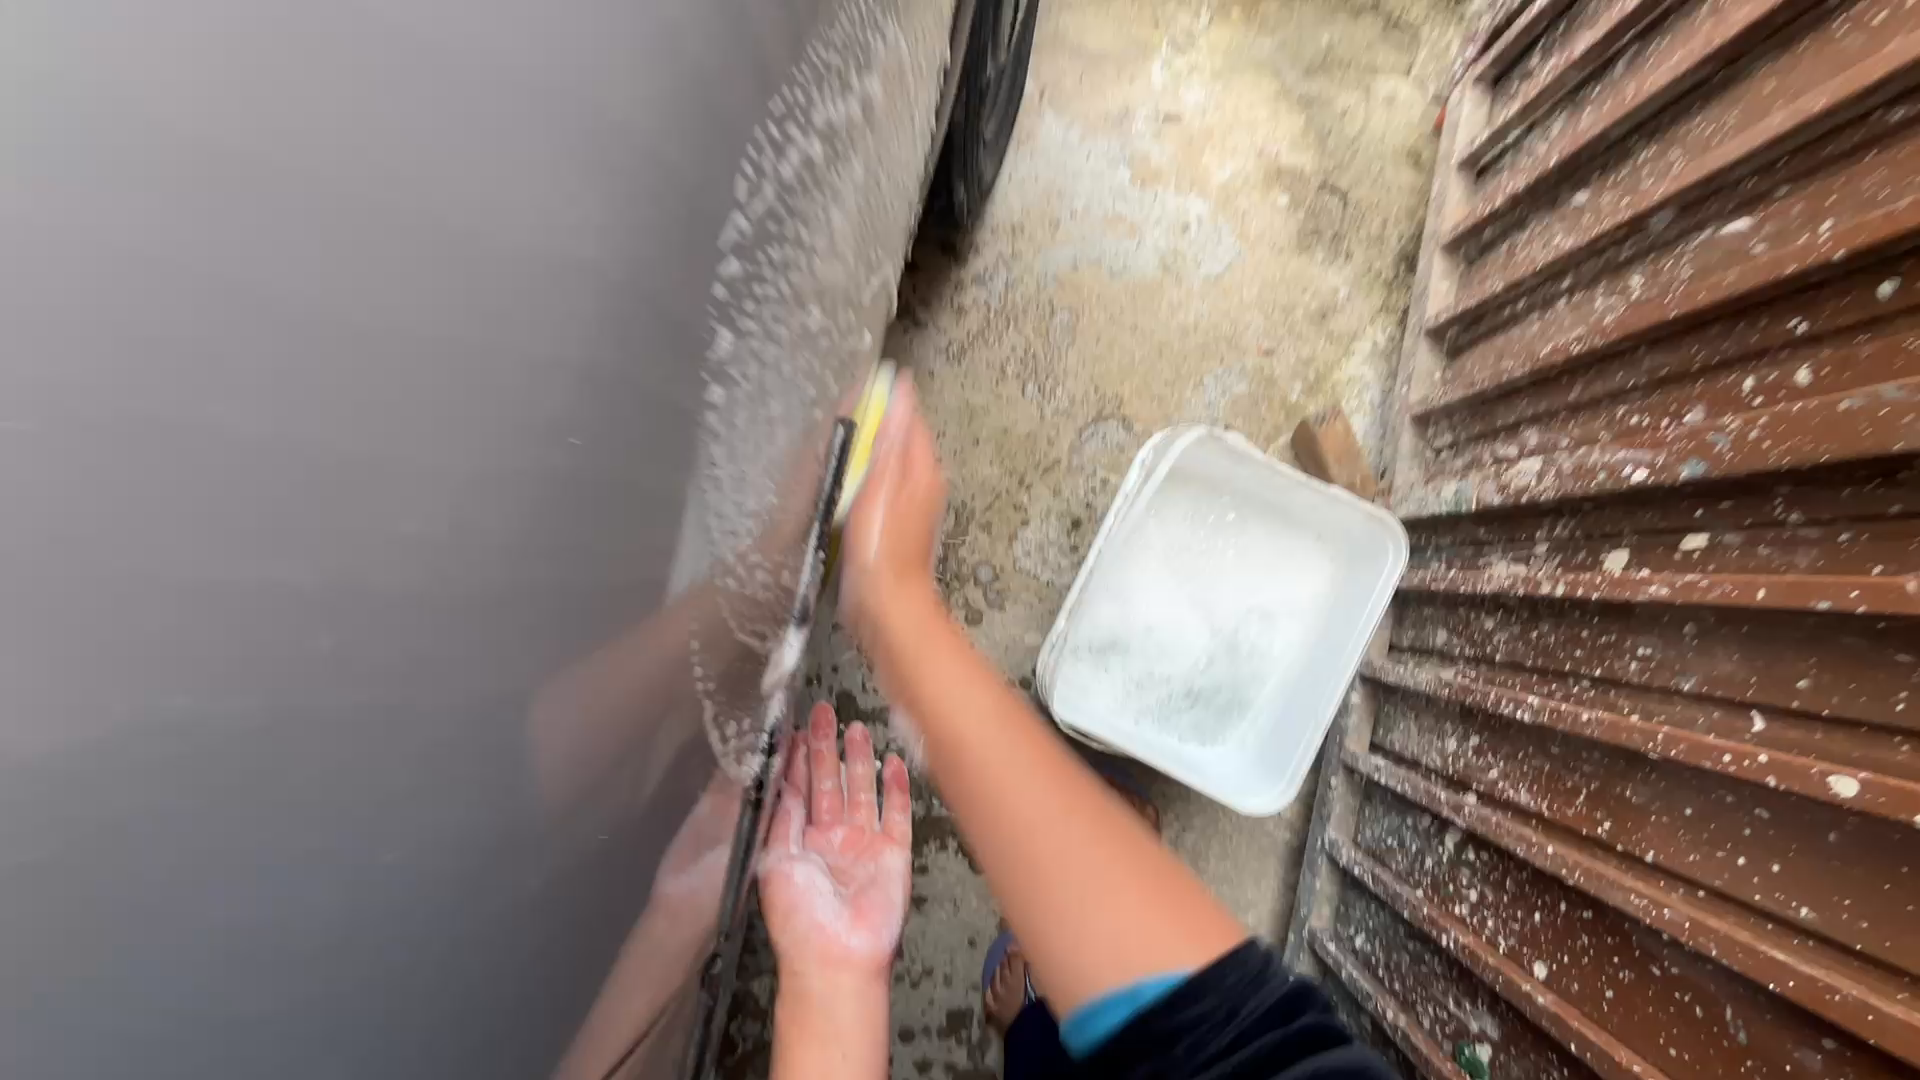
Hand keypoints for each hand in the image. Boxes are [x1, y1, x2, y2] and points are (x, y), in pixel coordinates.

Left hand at [759, 702, 913, 987]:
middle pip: (831, 781)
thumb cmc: (797, 915)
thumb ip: (782, 817)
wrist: (835, 957)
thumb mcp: (775, 860)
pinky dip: (896, 787)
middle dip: (827, 746)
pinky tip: (893, 762)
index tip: (796, 727)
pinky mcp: (893, 851)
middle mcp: (833, 836)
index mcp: (801, 840)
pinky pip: (896, 813)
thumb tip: (781, 778)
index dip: (799, 758)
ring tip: (856, 727)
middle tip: (824, 711)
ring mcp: (865, 842)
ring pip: (862, 790)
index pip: (800, 789)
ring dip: (860, 759)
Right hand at [838, 375, 946, 649]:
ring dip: (877, 442)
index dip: (894, 396)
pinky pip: (885, 482)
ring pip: (896, 460)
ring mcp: (912, 504)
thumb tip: (900, 396)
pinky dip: (871, 470)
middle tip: (857, 394)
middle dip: (885, 415)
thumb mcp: (881, 486)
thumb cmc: (882, 546)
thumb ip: (890, 441)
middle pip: (905, 437)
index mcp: (923, 469)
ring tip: (851, 424)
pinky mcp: (896, 522)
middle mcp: (924, 482)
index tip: (874, 375)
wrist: (886, 603)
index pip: (912, 418)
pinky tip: (852, 472)